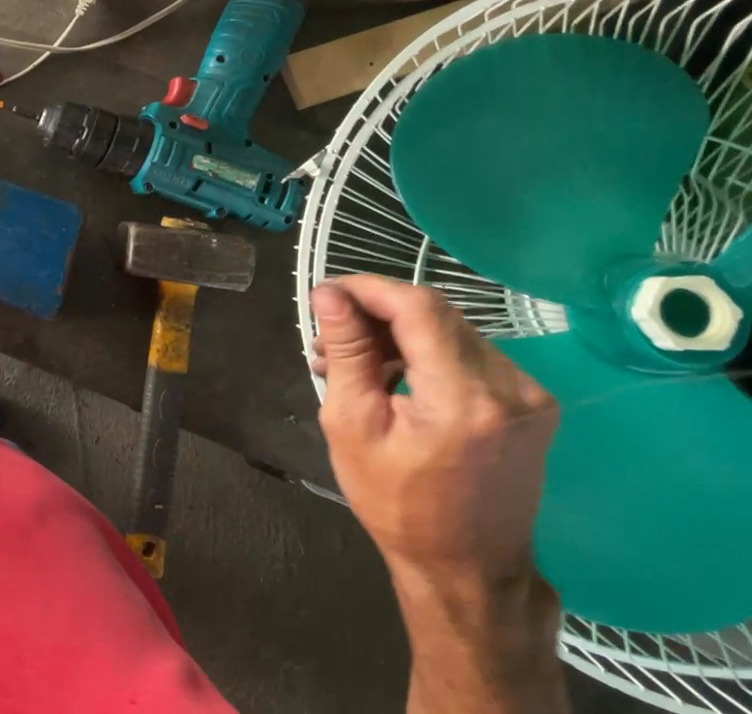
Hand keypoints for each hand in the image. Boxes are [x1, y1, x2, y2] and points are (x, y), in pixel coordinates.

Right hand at [311, 276, 558, 584]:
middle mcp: (511, 386)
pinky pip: (469, 353)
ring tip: (351, 361)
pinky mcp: (530, 402)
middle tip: (327, 338)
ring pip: (451, 329)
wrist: (467, 566)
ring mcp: (529, 393)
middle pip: (436, 313)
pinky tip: (391, 374)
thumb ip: (348, 354)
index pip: (417, 307)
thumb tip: (329, 296)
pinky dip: (424, 351)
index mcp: (464, 397)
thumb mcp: (352, 425)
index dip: (366, 289)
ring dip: (397, 332)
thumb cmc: (395, 502)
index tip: (324, 297)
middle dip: (375, 311)